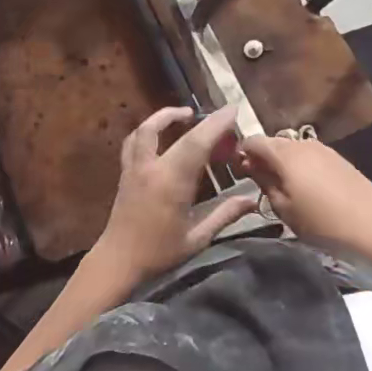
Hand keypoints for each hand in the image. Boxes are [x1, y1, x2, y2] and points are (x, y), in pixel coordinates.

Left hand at [93, 106, 256, 281]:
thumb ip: (225, 215)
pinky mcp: (124, 173)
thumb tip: (252, 199)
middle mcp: (149, 168)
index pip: (196, 143)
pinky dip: (147, 131)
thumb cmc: (159, 252)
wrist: (119, 260)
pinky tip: (161, 136)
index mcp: (171, 181)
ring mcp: (133, 168)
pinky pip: (133, 142)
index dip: (215, 124)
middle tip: (217, 117)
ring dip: (163, 117)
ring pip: (143, 130)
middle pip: (167, 129)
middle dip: (195, 118)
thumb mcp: (197, 238)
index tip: (232, 110)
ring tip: (185, 115)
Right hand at [236, 136, 371, 256]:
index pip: (252, 141)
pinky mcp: (341, 161)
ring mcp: (326, 150)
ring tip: (283, 189)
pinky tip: (306, 190)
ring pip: (293, 150)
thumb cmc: (323, 223)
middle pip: (273, 143)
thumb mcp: (283, 208)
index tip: (239, 173)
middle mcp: (304, 144)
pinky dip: (301, 167)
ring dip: (282, 164)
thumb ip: (264, 182)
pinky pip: (310, 157)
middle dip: (262, 158)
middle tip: (259, 183)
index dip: (241, 154)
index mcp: (285, 153)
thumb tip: (252, 166)